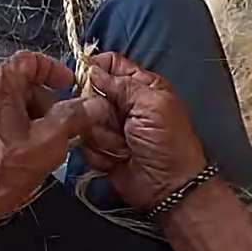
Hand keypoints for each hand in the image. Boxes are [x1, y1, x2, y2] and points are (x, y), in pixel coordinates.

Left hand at [0, 51, 109, 244]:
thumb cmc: (5, 169)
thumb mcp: (51, 139)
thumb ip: (76, 115)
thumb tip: (94, 105)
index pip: (30, 60)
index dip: (54, 69)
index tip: (68, 84)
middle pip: (21, 81)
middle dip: (45, 98)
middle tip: (62, 120)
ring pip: (10, 99)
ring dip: (32, 113)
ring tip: (45, 139)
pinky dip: (16, 123)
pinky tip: (27, 146)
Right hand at [79, 51, 208, 210]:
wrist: (167, 186)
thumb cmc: (167, 142)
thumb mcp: (151, 105)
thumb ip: (121, 84)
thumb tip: (92, 69)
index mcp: (140, 85)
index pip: (110, 64)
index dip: (95, 68)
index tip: (86, 77)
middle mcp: (122, 103)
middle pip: (89, 93)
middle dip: (100, 110)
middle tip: (119, 123)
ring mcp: (108, 127)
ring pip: (84, 120)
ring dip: (103, 136)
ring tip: (125, 147)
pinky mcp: (99, 148)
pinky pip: (84, 143)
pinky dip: (101, 153)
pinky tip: (118, 159)